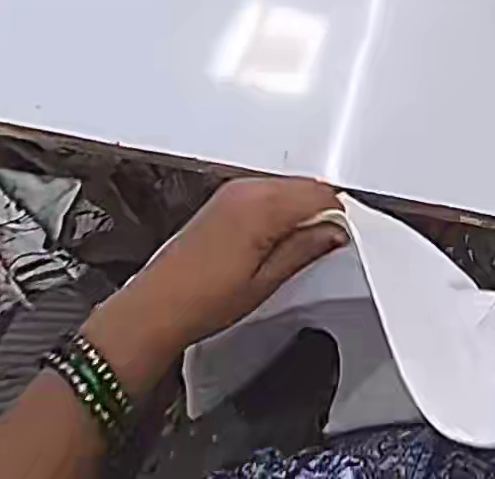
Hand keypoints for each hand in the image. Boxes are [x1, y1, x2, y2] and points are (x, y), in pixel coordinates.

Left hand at [87, 178, 345, 363]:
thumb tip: (335, 233)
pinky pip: (269, 189)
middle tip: (325, 241)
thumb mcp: (266, 281)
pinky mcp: (226, 196)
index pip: (321, 194)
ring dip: (302, 206)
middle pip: (307, 185)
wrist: (153, 310)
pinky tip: (276, 234)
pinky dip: (282, 205)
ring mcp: (235, 190)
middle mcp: (249, 189)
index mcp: (263, 206)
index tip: (341, 235)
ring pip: (289, 186)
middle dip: (321, 209)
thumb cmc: (201, 301)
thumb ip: (306, 248)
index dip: (337, 215)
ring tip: (297, 243)